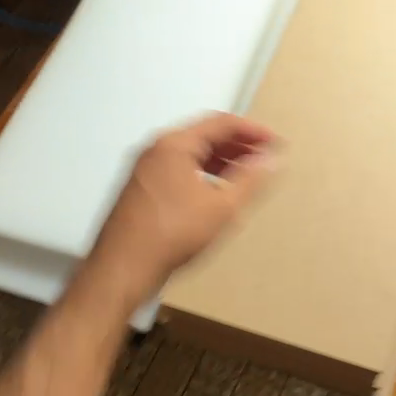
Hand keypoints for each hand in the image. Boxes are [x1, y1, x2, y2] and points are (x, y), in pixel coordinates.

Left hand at [88, 113, 277, 285]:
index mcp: (174, 144)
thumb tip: (272, 157)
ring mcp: (143, 170)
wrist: (119, 271)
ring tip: (246, 175)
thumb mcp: (222, 207)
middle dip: (237, 144)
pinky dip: (202, 173)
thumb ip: (251, 178)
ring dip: (221, 160)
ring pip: (190, 154)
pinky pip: (177, 169)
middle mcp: (155, 150)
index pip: (221, 123)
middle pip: (204, 135)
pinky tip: (216, 193)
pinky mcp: (139, 190)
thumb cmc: (173, 234)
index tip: (276, 142)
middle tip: (264, 157)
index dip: (252, 130)